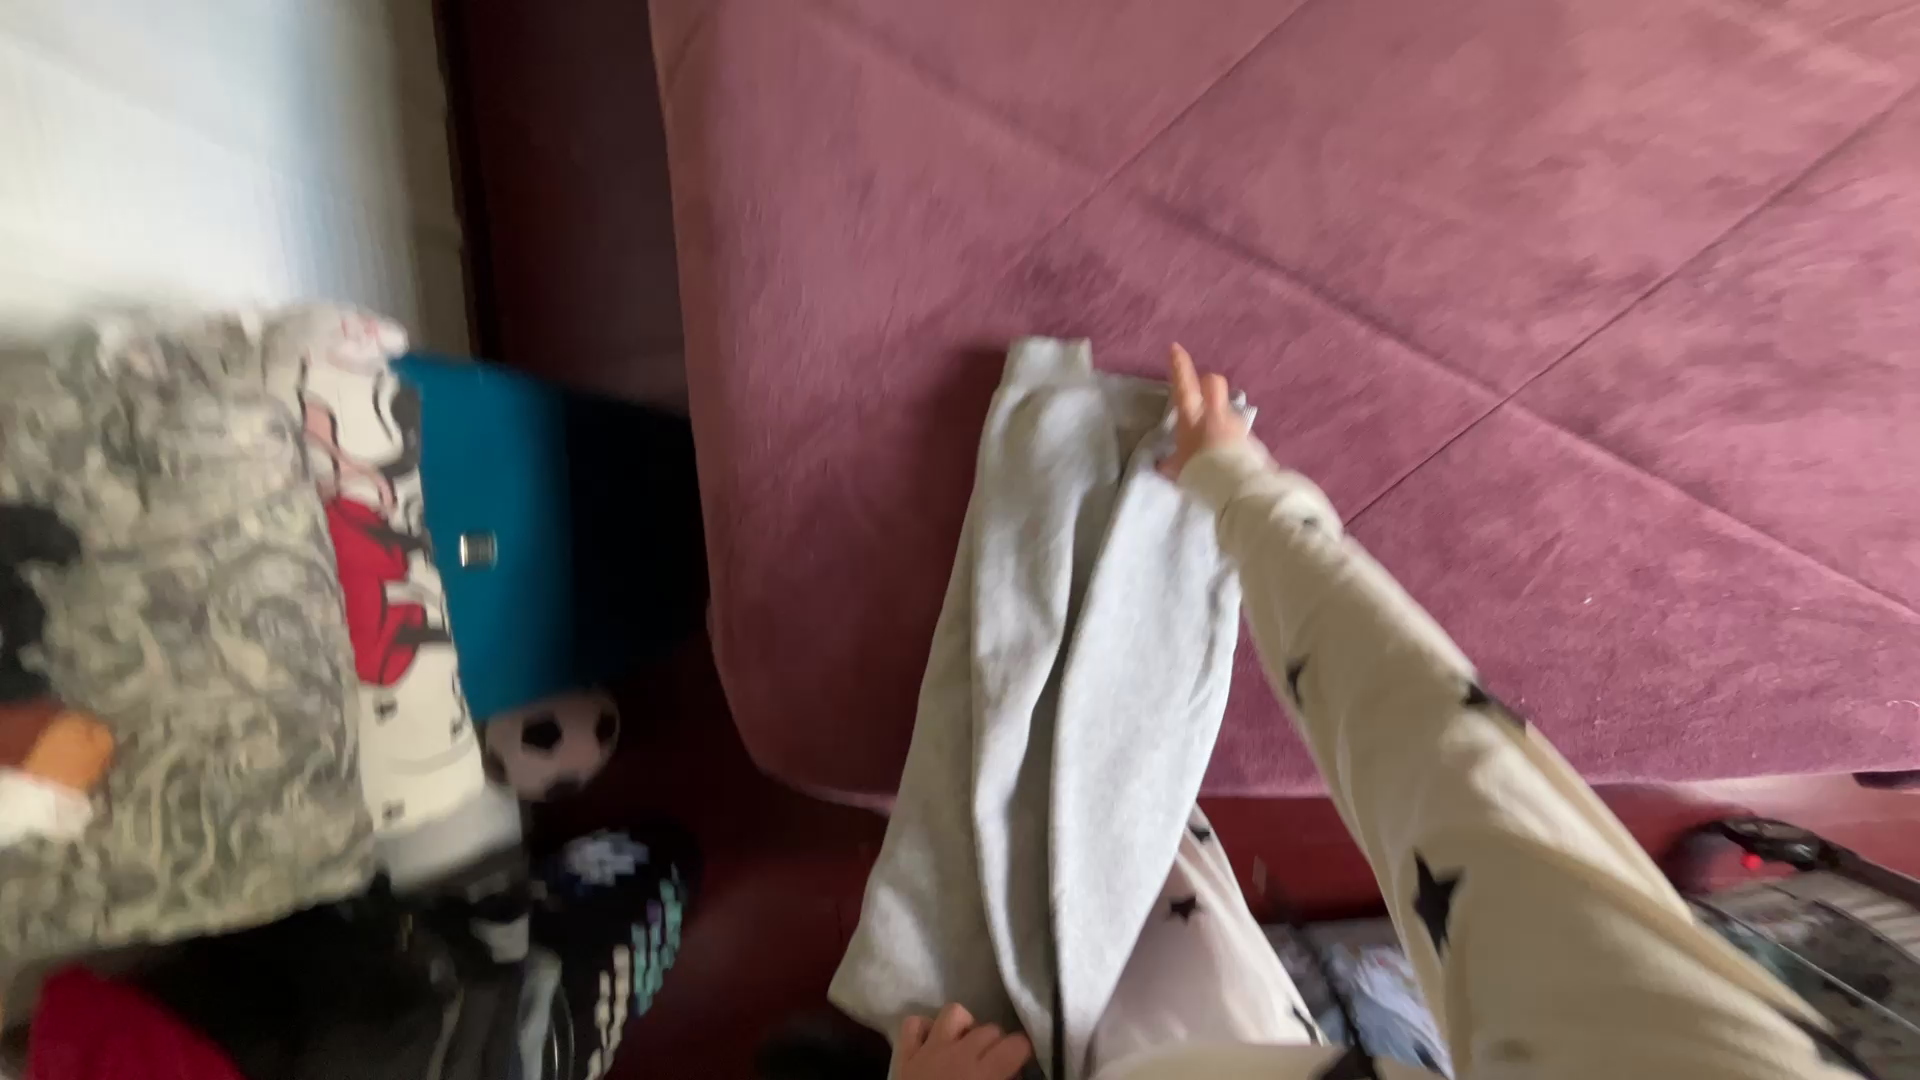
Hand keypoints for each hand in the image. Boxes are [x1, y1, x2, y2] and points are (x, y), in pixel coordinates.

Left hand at [893, 1004, 1032, 1079]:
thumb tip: (1015, 1078)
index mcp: (983, 1075)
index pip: (1016, 1045)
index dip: (1023, 1052)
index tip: (1022, 1065)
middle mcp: (959, 1054)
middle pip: (989, 1029)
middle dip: (998, 1044)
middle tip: (996, 1066)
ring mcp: (929, 1050)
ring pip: (954, 1013)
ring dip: (965, 1026)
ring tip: (967, 1047)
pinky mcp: (905, 1056)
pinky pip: (913, 1024)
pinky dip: (924, 1029)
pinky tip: (932, 1044)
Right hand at [1159, 343, 1249, 478]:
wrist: (1237, 487)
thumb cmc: (1200, 473)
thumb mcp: (1178, 470)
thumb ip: (1171, 463)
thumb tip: (1163, 463)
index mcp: (1193, 419)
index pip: (1184, 385)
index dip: (1179, 365)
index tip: (1175, 348)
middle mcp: (1215, 415)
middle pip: (1214, 382)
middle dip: (1206, 382)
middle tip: (1200, 392)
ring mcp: (1236, 424)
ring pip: (1227, 407)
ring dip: (1219, 414)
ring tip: (1213, 437)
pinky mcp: (1251, 437)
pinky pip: (1237, 430)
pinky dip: (1230, 437)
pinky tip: (1227, 454)